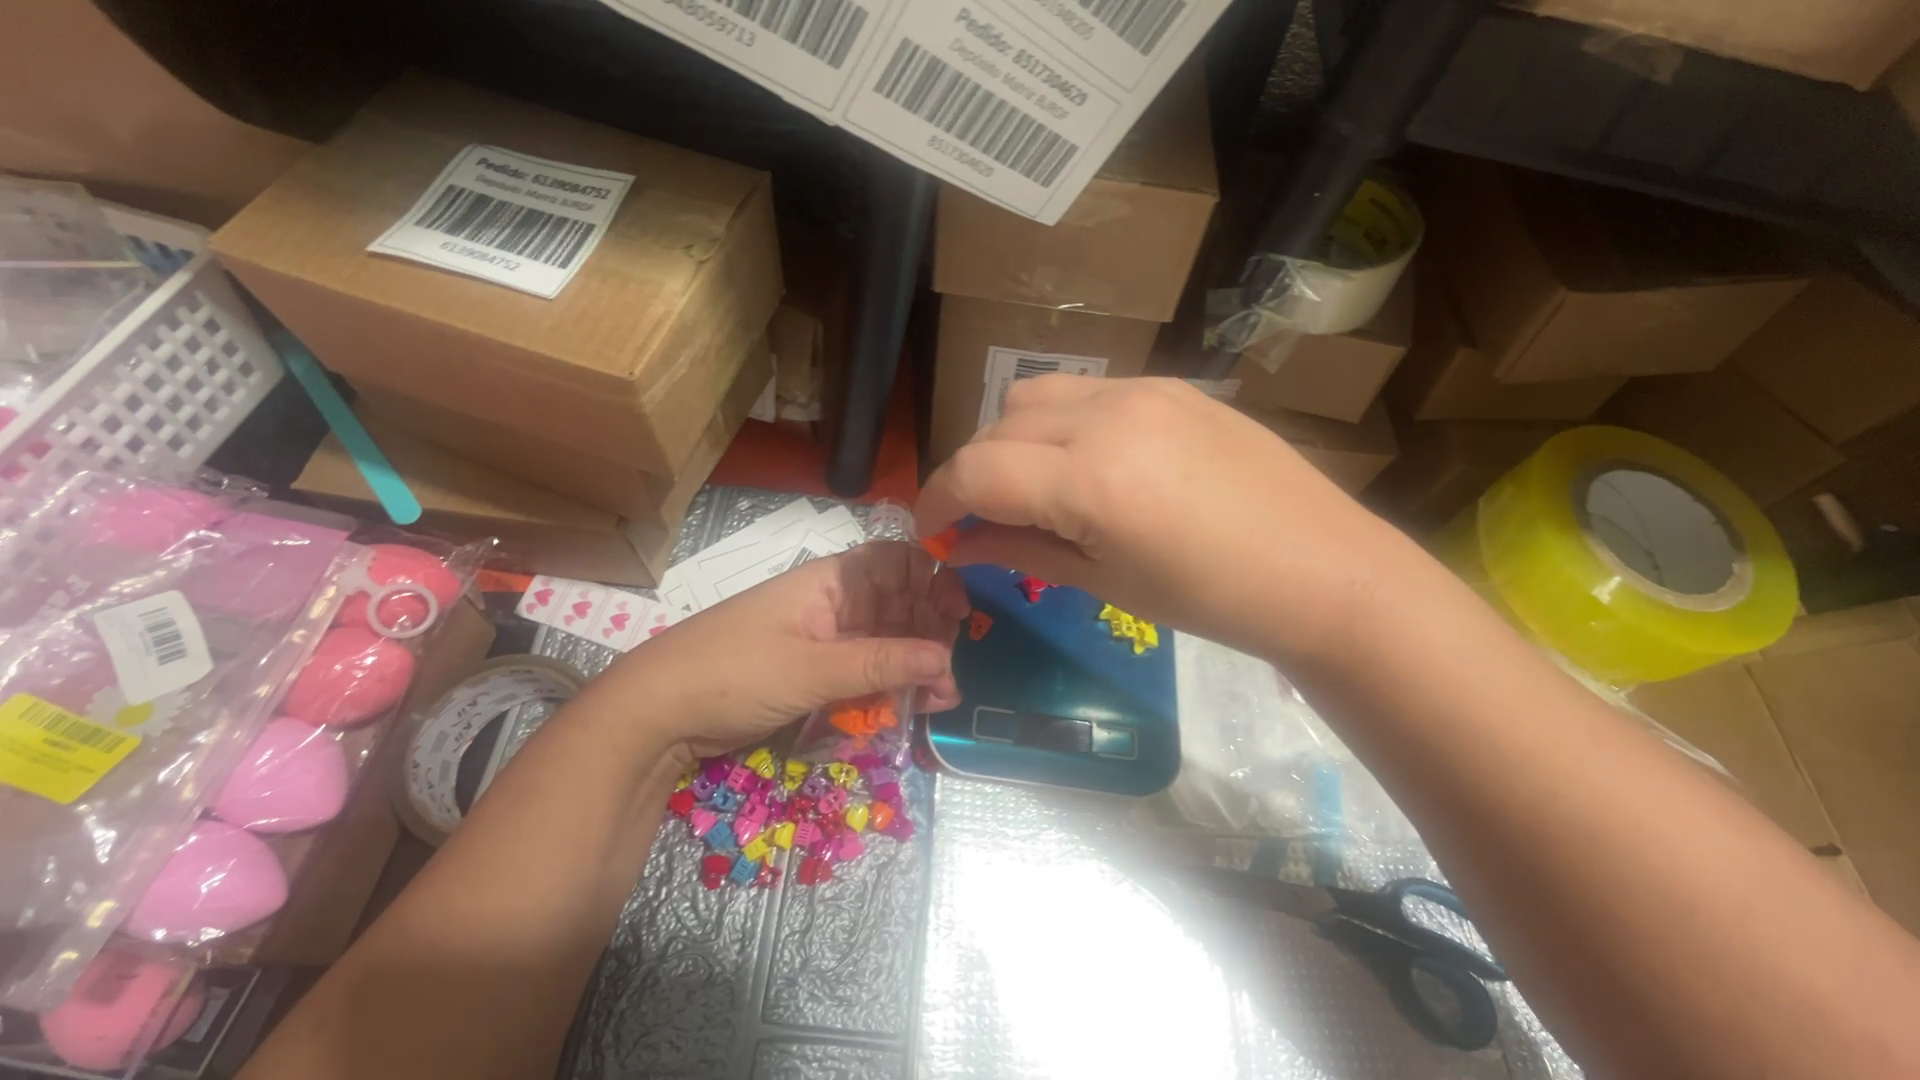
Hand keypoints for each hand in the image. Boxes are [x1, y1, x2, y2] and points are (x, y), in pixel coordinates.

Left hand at [577, 542, 967, 759]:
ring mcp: (821, 640)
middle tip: (949, 676)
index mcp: (830, 580)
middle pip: (898, 605)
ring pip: (883, 643)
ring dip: (914, 666)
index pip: (897, 561)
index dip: (934, 580)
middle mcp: (831, 603)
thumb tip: (947, 659)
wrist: (657, 712)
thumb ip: (881, 663)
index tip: (960, 617)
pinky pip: (862, 672)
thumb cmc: (733, 672)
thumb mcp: (812, 668)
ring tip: (938, 700)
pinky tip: (908, 707)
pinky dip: (887, 687)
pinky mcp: (811, 674)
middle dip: (930, 635)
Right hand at [914, 376, 1421, 662]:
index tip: (928, 529)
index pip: (976, 472)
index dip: (936, 500)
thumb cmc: (1212, 600)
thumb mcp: (1106, 584)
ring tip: (1031, 486)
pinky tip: (1087, 464)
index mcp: (1089, 478)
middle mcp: (1108, 415)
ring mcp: (1144, 390)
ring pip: (1037, 395)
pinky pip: (1088, 391)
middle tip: (979, 519)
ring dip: (1012, 437)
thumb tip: (960, 546)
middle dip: (973, 472)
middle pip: (998, 426)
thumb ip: (1022, 553)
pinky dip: (1061, 422)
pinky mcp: (1173, 385)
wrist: (1323, 571)